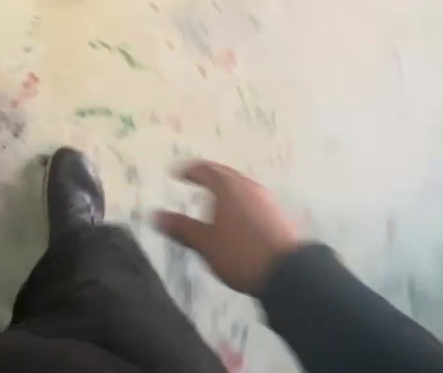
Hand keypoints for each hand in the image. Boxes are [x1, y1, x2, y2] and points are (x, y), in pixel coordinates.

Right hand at [153, 160, 303, 294]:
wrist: (289, 273)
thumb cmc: (241, 254)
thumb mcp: (206, 244)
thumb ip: (181, 228)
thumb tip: (153, 215)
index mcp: (226, 186)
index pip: (204, 169)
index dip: (188, 170)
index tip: (176, 173)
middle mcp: (246, 185)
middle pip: (224, 172)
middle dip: (208, 174)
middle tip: (195, 179)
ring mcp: (265, 198)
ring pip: (240, 184)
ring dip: (226, 186)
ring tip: (216, 197)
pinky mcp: (278, 213)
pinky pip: (252, 197)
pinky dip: (240, 198)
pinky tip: (239, 214)